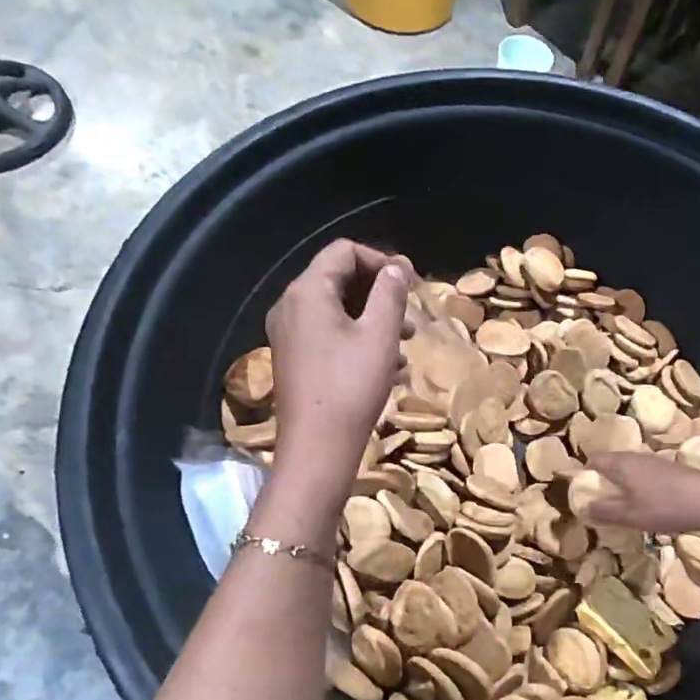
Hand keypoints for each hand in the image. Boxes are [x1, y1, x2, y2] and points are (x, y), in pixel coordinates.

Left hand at [266, 239, 413, 478]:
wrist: (317, 447)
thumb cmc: (351, 386)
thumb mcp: (379, 335)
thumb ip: (389, 293)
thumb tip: (396, 267)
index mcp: (307, 291)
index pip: (344, 252)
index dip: (381, 261)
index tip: (411, 284)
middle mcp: (290, 306)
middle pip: (339, 280)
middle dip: (379, 295)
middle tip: (410, 317)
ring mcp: (288, 335)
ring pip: (337, 312)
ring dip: (373, 321)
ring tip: (405, 345)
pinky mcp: (293, 360)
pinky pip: (328, 336)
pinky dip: (357, 341)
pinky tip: (387, 368)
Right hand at [586, 452, 699, 534]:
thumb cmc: (665, 507)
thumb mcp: (630, 516)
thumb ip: (604, 511)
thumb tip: (584, 507)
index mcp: (621, 464)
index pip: (593, 460)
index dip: (585, 474)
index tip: (584, 492)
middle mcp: (636, 456)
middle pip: (611, 462)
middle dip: (603, 479)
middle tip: (602, 500)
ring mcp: (656, 460)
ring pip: (629, 467)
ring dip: (622, 481)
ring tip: (624, 503)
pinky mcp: (671, 468)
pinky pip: (645, 472)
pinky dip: (639, 483)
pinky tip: (649, 502)